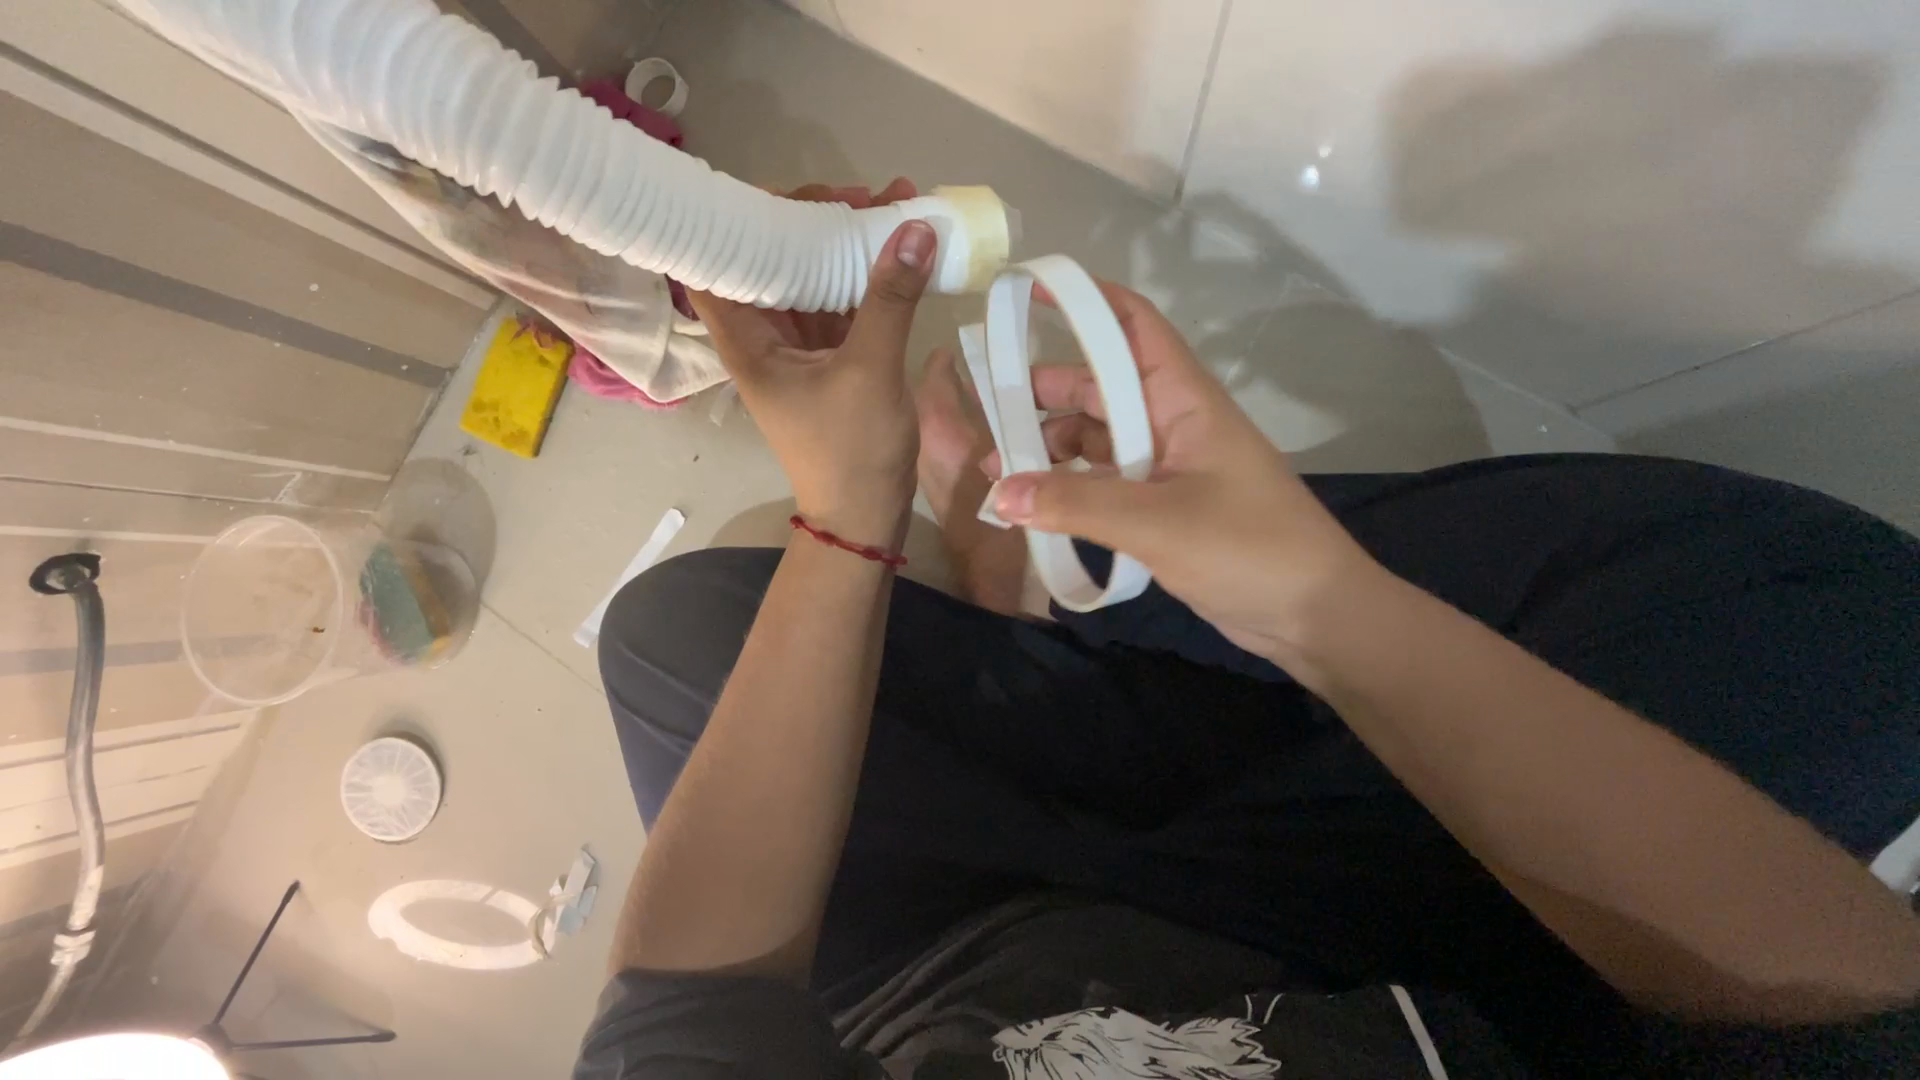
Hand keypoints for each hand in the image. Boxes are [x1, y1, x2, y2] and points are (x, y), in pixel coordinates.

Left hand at [690, 180, 935, 546]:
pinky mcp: (833, 359)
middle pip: (770, 261)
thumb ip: (890, 299)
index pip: (714, 263)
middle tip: (858, 195)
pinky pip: (842, 304)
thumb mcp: (870, 371)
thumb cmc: (851, 452)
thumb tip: (916, 227)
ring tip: (889, 207)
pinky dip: (866, 278)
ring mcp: (801, 349)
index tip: (786, 191)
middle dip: (811, 221)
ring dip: (844, 245)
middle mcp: (766, 338)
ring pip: (812, 279)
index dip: (737, 220)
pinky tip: (898, 250)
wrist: (865, 517)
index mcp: (749, 342)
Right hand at [986, 280, 1382, 660]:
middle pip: (1101, 387)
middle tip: (991, 416)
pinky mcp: (1164, 507)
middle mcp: (1173, 423)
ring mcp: (1168, 467)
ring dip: (1052, 450)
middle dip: (1046, 394)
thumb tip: (999, 493)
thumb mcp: (1156, 523)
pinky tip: (1036, 507)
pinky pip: (1106, 482)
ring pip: (1099, 438)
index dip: (1084, 302)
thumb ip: (1074, 504)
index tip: (1026, 295)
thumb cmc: (1249, 549)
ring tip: (1002, 475)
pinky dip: (1071, 488)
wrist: (1314, 614)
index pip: (1132, 327)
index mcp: (1183, 400)